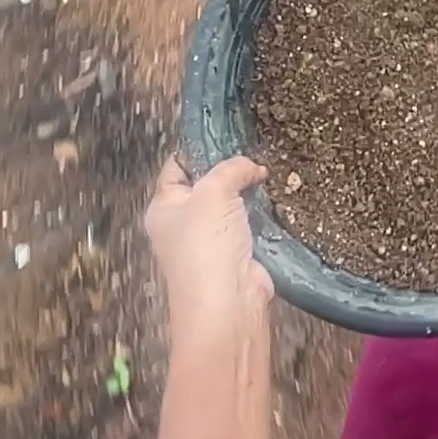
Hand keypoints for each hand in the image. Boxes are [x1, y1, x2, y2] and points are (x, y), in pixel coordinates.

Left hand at [144, 156, 272, 332]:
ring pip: (230, 202)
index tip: (228, 136)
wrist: (227, 303)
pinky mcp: (235, 251)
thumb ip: (231, 168)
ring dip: (248, 190)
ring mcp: (209, 239)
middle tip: (254, 154)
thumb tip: (253, 168)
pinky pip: (246, 222)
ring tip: (267, 173)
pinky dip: (259, 211)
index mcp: (163, 207)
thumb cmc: (207, 245)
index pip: (177, 167)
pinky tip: (273, 198)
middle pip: (206, 183)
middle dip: (230, 169)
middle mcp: (182, 223)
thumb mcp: (213, 192)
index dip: (199, 150)